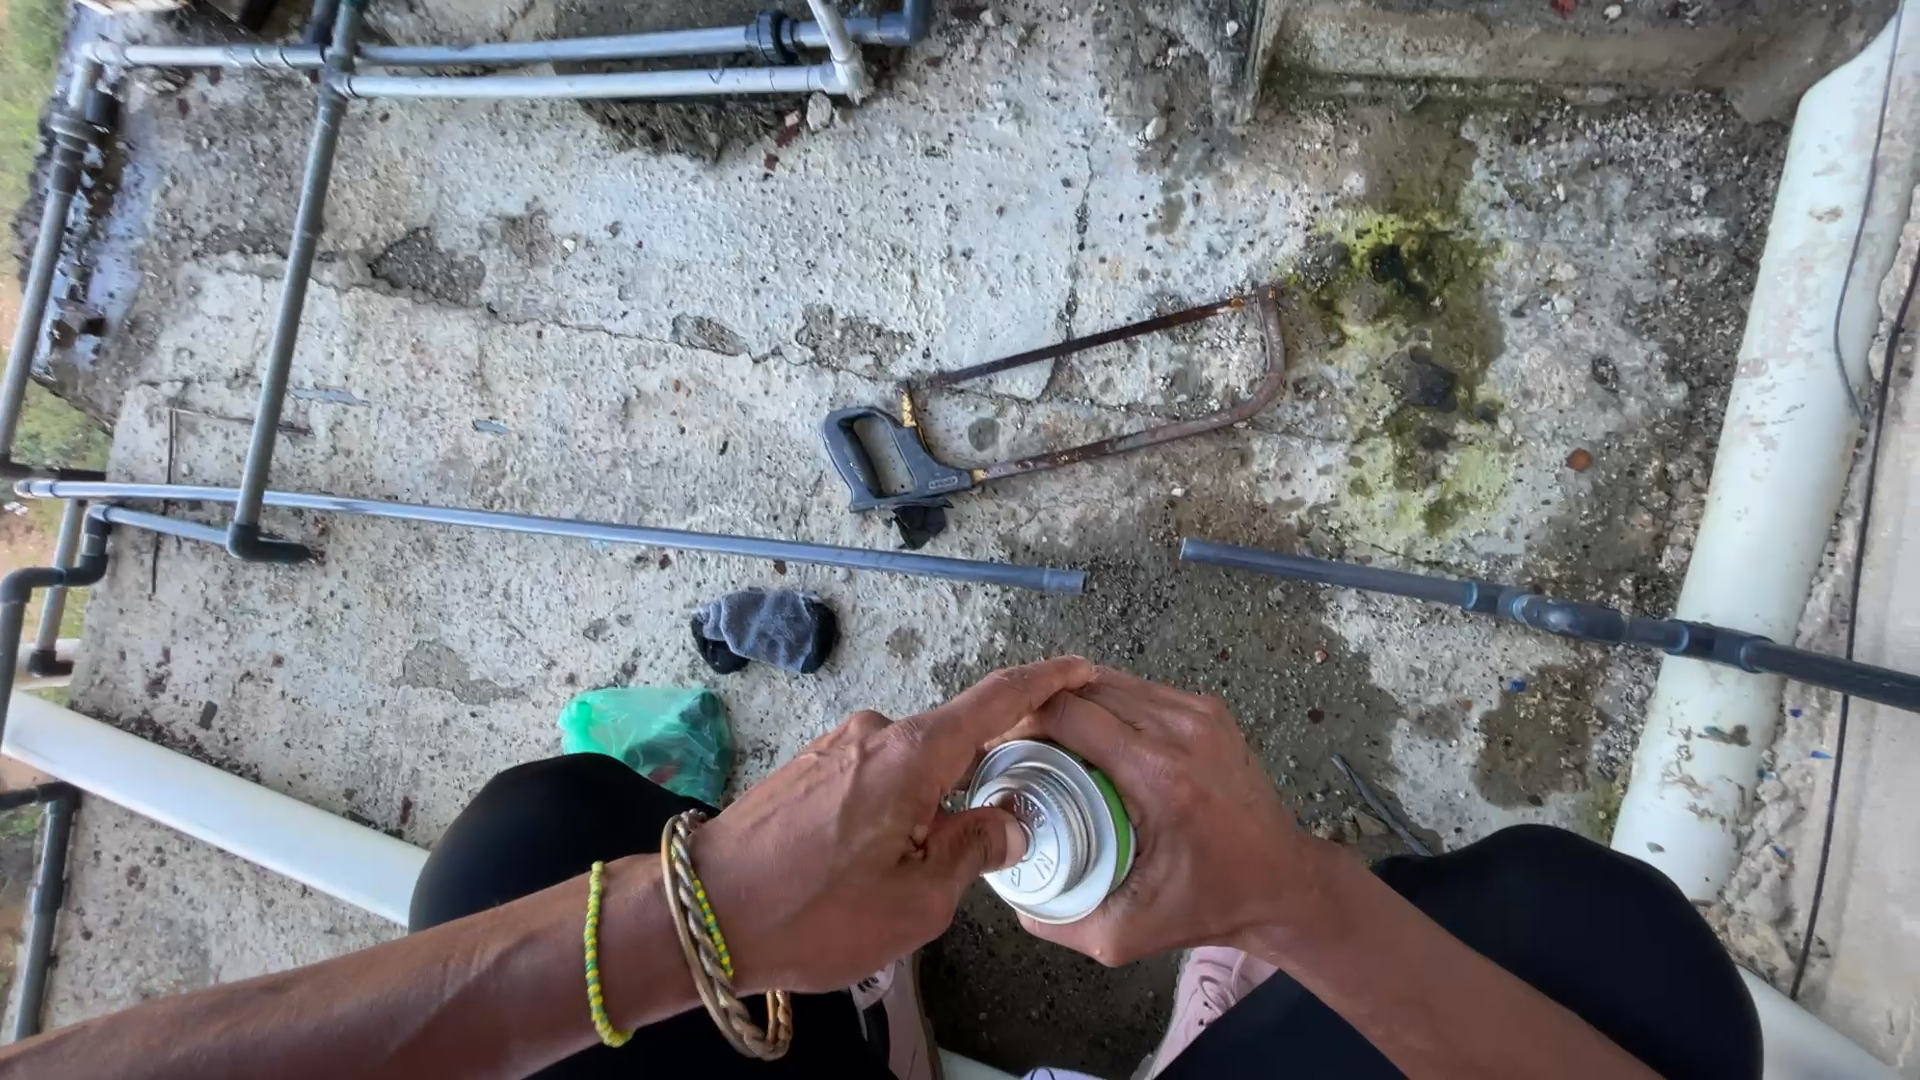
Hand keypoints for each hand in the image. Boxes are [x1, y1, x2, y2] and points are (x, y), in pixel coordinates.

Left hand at [688, 656, 1094, 992]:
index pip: (997, 699)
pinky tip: (865, 859)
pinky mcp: (815, 759)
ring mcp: (842, 741)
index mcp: (914, 754)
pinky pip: (877, 772)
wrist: (700, 909)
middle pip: (955, 742)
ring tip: (897, 874)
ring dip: (926, 808)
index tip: (1080, 668)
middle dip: (974, 787)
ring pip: (913, 766)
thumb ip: (972, 849)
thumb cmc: (812, 912)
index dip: (1046, 679)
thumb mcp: (914, 902)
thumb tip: (1007, 822)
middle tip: (971, 849)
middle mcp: (880, 731)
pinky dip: (893, 805)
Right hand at [1005, 667, 1313, 964]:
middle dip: (1041, 707)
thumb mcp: (1129, 932)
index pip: (1070, 715)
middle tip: (1016, 740)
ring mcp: (1197, 712)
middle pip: (1084, 689)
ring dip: (1070, 700)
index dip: (1025, 721)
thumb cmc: (1209, 904)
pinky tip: (1089, 729)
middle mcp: (1179, 730)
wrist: (1286, 883)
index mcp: (1159, 775)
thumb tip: (1008, 889)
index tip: (1002, 743)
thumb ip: (1061, 918)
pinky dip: (1104, 701)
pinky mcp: (1206, 707)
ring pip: (1108, 680)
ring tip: (1045, 732)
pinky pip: (1136, 688)